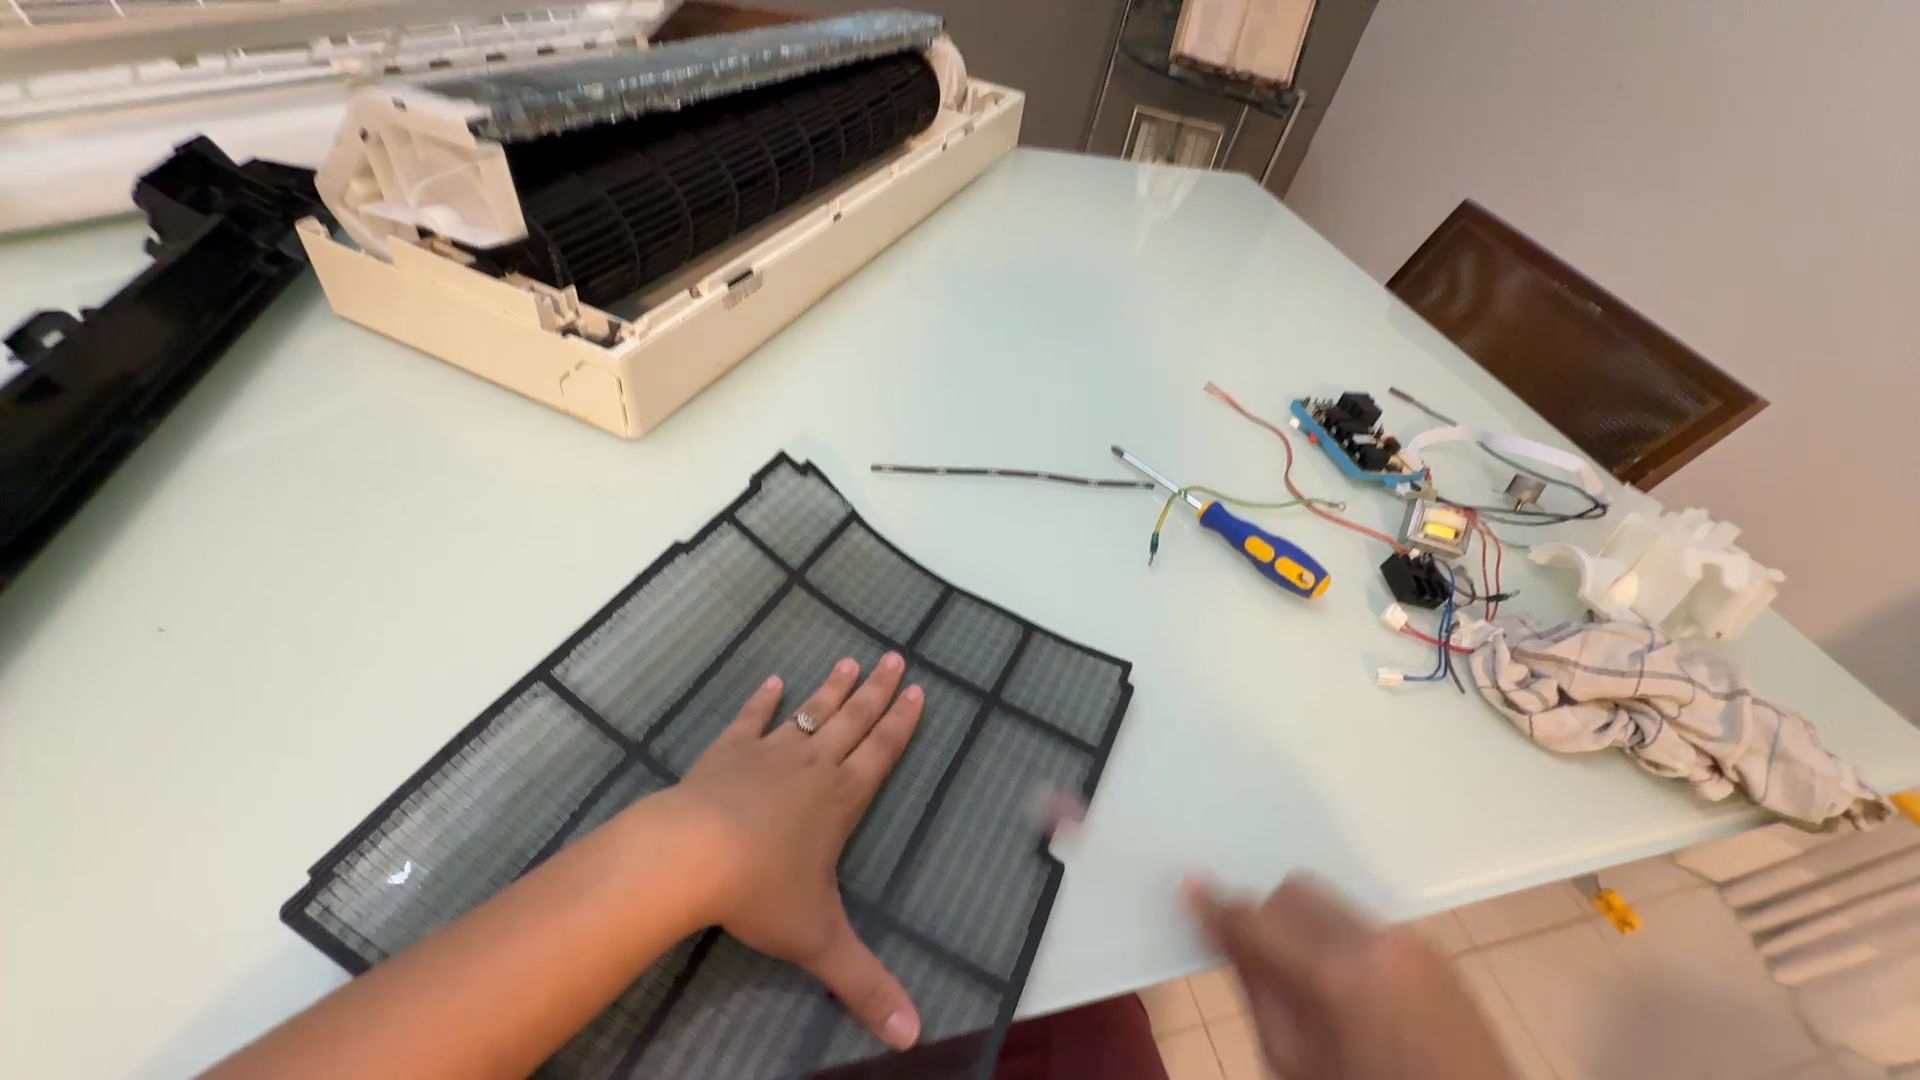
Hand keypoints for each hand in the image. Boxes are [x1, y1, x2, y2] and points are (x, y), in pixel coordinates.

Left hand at [664, 653, 924, 1049]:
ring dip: (832, 687)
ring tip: (850, 660)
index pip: (881, 752)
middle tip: (894, 656)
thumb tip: (914, 1037)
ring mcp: (770, 752)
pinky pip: (751, 718)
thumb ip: (866, 985)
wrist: (690, 857)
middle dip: (877, 690)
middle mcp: (813, 765)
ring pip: (811, 711)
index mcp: (841, 798)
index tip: (916, 690)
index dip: (901, 722)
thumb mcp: (820, 941)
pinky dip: (762, 700)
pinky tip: (772, 681)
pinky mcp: (729, 750)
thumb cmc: (760, 891)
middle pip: (854, 719)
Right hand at [1184, 876, 1516, 1079]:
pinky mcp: (1433, 950)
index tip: (1189, 888)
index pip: (1259, 920)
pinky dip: (1339, 943)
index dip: (1218, 906)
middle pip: (1294, 892)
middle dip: (1267, 916)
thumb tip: (1228, 935)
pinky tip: (1351, 994)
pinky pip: (1364, 925)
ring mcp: (1412, 942)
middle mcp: (1377, 940)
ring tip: (1311, 986)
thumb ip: (1258, 989)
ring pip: (1328, 904)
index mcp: (1339, 975)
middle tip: (1259, 962)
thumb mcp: (1295, 1063)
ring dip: (1303, 928)